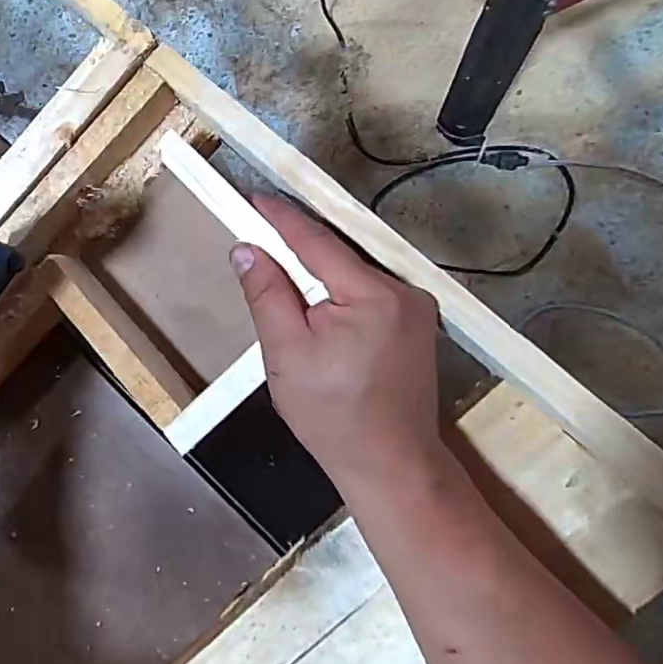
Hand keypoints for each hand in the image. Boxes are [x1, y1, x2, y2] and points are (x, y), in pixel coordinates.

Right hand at [231, 195, 441, 486]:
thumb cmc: (336, 418)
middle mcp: (403, 292)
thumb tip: (247, 251)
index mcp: (373, 296)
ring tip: (284, 291)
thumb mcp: (287, 354)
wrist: (390, 463)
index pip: (317, 241)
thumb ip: (267, 294)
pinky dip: (338, 293)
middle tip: (259, 243)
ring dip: (317, 275)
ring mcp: (415, 308)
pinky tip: (318, 314)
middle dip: (296, 251)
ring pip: (351, 273)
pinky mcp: (415, 323)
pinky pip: (367, 292)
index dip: (281, 219)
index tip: (255, 200)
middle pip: (337, 255)